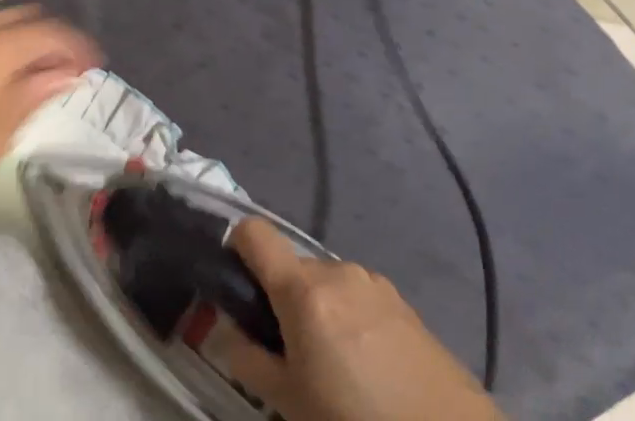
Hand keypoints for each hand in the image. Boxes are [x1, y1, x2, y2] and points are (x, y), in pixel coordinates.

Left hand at [0, 8, 100, 207]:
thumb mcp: (3, 127)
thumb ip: (34, 91)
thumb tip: (63, 74)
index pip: (47, 32)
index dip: (74, 46)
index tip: (92, 66)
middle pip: (21, 18)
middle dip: (48, 37)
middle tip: (67, 67)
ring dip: (19, 37)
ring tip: (35, 70)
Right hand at [209, 219, 502, 420]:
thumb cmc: (356, 418)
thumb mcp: (286, 399)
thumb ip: (246, 357)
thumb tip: (228, 331)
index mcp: (302, 288)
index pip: (252, 232)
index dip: (235, 248)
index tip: (237, 287)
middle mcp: (338, 272)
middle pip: (290, 267)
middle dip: (280, 298)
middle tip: (286, 348)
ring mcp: (377, 286)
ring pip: (325, 284)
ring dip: (316, 310)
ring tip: (331, 363)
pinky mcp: (406, 306)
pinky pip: (358, 299)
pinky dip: (348, 320)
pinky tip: (366, 367)